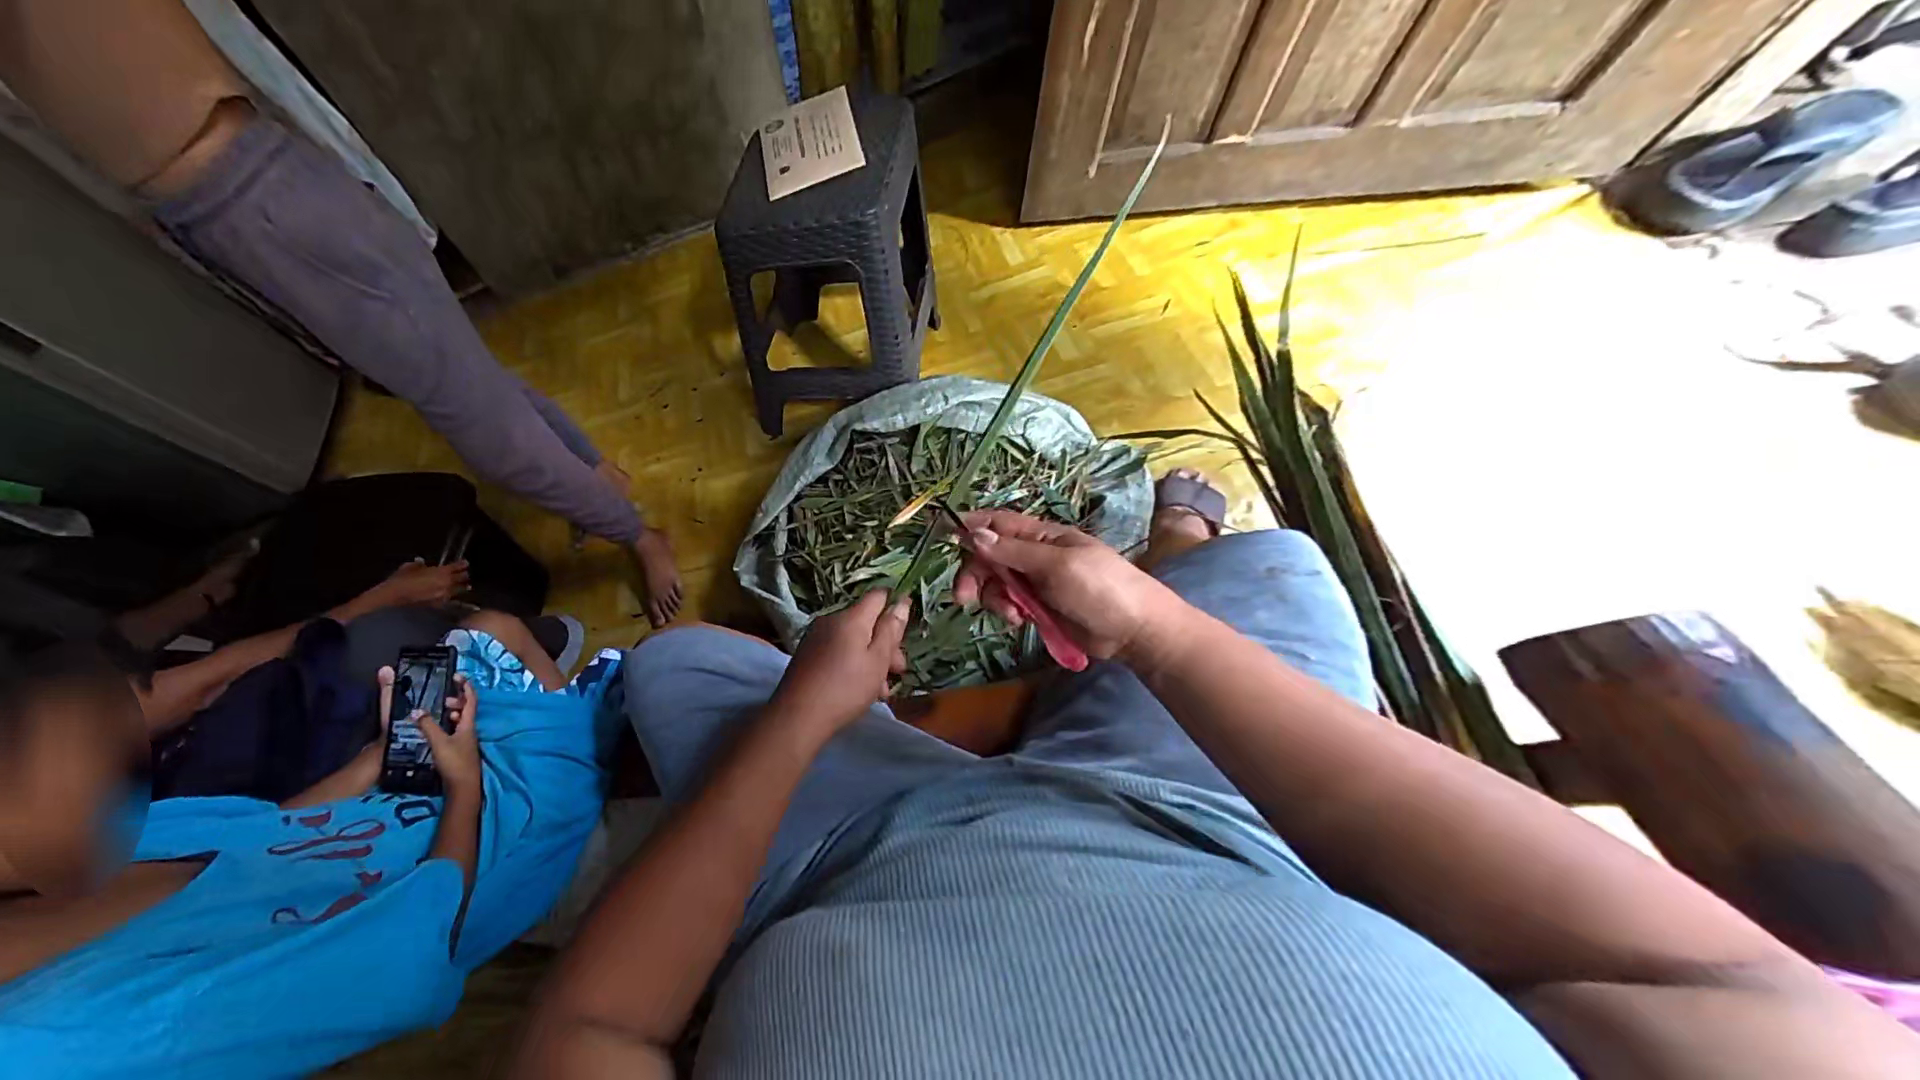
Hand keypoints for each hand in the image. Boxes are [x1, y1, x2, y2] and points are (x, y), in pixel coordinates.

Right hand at [376, 557, 470, 606]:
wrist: (393, 599)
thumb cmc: (399, 581)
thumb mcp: (407, 568)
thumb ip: (418, 564)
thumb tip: (421, 561)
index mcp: (441, 572)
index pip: (457, 566)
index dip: (462, 564)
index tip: (465, 563)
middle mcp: (447, 583)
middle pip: (463, 578)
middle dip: (465, 575)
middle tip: (466, 574)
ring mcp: (445, 594)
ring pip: (460, 590)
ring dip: (463, 587)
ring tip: (467, 586)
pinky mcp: (440, 605)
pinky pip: (451, 600)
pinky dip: (453, 598)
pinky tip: (453, 597)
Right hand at [418, 673, 482, 796]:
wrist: (463, 785)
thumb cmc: (454, 762)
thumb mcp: (439, 742)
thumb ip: (428, 726)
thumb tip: (416, 710)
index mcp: (468, 724)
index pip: (471, 700)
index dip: (466, 687)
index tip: (458, 676)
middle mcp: (470, 729)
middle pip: (467, 708)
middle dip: (457, 699)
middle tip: (443, 698)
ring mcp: (466, 738)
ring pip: (461, 719)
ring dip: (452, 711)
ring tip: (440, 709)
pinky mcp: (460, 747)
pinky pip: (456, 728)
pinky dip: (448, 723)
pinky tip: (438, 726)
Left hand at [769, 590, 910, 734]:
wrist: (796, 717)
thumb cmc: (845, 688)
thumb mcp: (877, 661)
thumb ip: (891, 630)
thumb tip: (902, 601)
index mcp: (851, 618)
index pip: (879, 595)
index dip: (896, 605)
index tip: (906, 628)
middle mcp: (832, 620)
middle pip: (867, 621)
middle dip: (886, 642)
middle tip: (898, 670)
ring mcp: (817, 637)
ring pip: (855, 640)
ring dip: (872, 659)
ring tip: (881, 690)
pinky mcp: (809, 655)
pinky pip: (839, 651)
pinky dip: (854, 664)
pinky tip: (861, 689)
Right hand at [952, 510, 1185, 665]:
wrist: (1135, 630)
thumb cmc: (1100, 587)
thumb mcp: (1057, 564)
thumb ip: (1015, 551)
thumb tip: (975, 533)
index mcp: (1043, 535)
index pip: (999, 523)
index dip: (971, 526)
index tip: (943, 533)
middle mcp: (1036, 555)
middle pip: (991, 556)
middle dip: (976, 573)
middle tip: (963, 597)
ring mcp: (1038, 583)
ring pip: (997, 584)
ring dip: (995, 598)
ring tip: (1012, 615)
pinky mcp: (1040, 608)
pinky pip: (1011, 605)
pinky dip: (1009, 613)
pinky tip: (1021, 622)